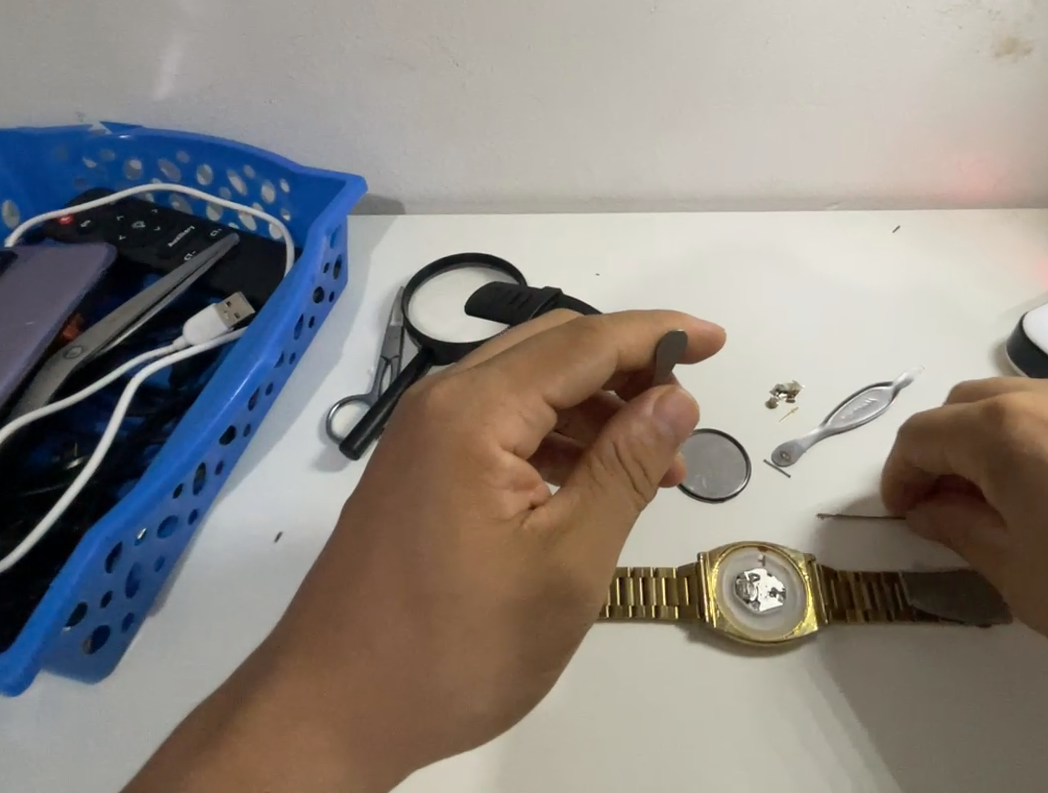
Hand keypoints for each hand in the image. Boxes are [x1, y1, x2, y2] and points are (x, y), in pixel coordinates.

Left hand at [128, 309, 723, 792]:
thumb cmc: (456, 647)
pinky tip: (594, 479)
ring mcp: (427, 432)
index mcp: (475, 410)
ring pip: (529, 386)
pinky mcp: (423, 464)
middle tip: (685, 408)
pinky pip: (503, 423)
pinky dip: (557, 437)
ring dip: (596, 408)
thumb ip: (624, 468)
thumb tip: (676, 397)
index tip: (717, 340)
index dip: (657, 334)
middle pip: (553, 350)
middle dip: (627, 368)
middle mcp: (444, 400)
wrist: (330, 711)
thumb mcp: (566, 563)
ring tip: (655, 461)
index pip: (584, 342)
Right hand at [881, 374, 1047, 791]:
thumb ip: (963, 530)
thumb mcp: (1027, 582)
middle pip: (970, 407)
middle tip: (953, 510)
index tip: (906, 515)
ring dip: (1001, 445)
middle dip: (946, 453)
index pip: (923, 435)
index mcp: (1010, 431)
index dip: (900, 476)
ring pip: (1030, 406)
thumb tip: (936, 508)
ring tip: (1022, 509)